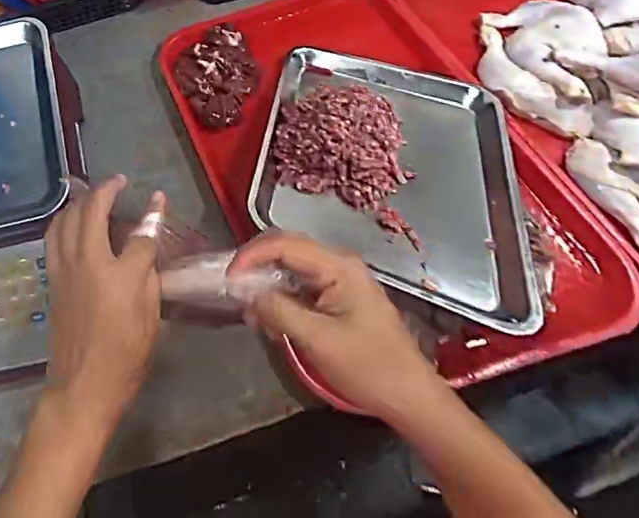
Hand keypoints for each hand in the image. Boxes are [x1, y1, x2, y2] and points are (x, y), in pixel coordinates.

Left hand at [42, 175, 162, 428]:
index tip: (158, 199)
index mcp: (116, 270)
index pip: (139, 231)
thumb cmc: (125, 353)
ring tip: (92, 198)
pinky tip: (73, 225)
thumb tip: (148, 233)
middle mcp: (85, 261)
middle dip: (104, 190)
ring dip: (78, 202)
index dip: (151, 213)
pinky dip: (63, 222)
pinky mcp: (51, 282)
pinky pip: (53, 238)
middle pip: (89, 210)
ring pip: (63, 219)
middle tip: (118, 184)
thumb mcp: (149, 310)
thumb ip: (148, 265)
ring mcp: (62, 270)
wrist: (82, 389)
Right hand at [229, 231, 444, 422]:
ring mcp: (342, 278)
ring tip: (248, 304)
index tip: (228, 278)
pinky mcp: (342, 296)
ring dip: (269, 281)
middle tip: (233, 287)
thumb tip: (247, 293)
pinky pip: (305, 284)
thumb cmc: (368, 366)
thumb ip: (279, 311)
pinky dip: (284, 294)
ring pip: (295, 266)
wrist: (410, 394)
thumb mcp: (318, 340)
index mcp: (337, 265)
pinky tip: (271, 314)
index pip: (285, 244)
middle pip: (289, 248)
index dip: (252, 256)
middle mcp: (339, 262)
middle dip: (258, 264)